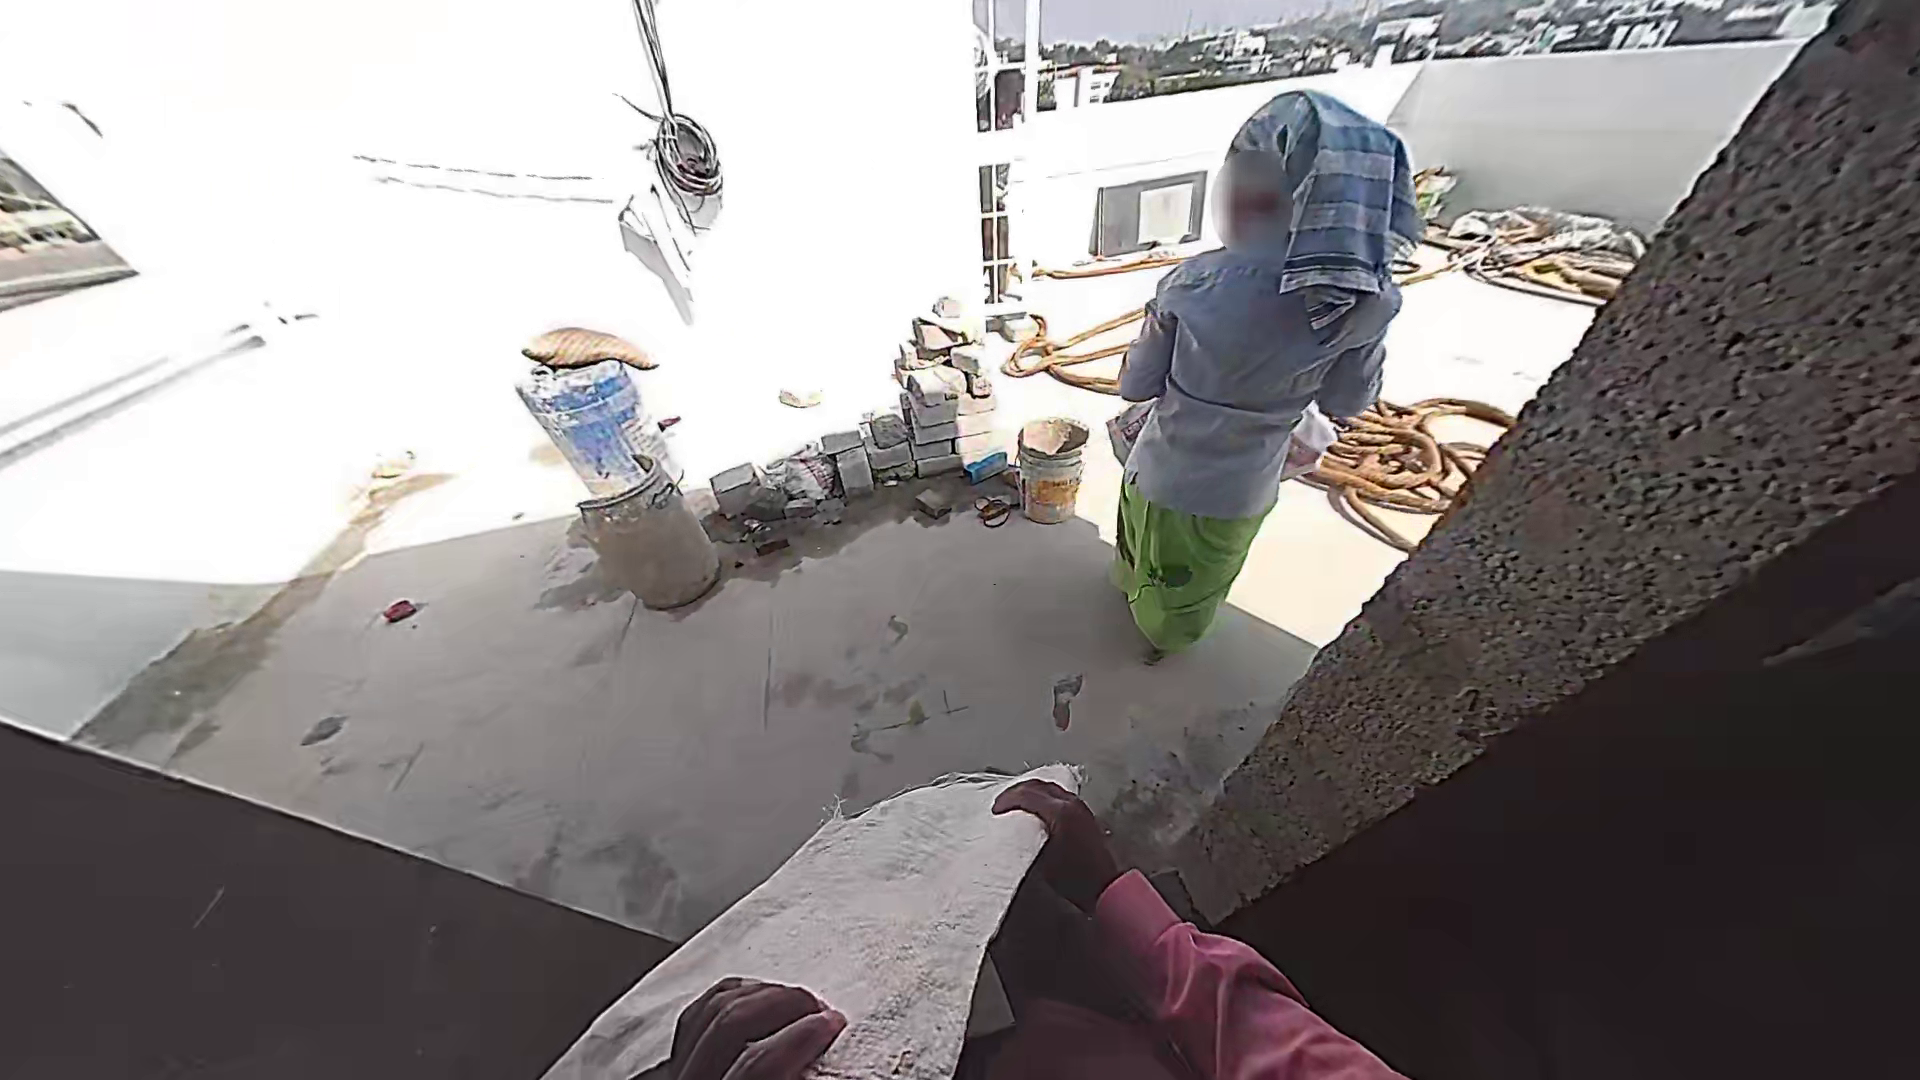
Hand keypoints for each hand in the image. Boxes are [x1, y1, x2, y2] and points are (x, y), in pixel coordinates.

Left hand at [670, 978, 847, 1079]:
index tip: (833, 1025)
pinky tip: (758, 997)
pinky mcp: (672, 1072)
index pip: (757, 1067)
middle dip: (786, 1004)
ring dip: (763, 994)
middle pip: (733, 1023)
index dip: (801, 1038)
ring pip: (714, 1009)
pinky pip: (696, 1015)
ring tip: (796, 1002)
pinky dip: (732, 995)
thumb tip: (846, 1072)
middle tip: (820, 1011)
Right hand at [992, 779, 1121, 912]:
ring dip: (1030, 791)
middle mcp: (1070, 803)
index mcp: (1059, 812)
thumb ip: (1028, 838)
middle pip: (1037, 785)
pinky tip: (1036, 807)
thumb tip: (1015, 829)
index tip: (996, 810)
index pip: (1027, 795)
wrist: (1106, 888)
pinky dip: (1042, 796)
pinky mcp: (1083, 812)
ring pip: (1048, 787)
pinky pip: (1058, 794)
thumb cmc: (1074, 879)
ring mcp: (1079, 806)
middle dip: (1016, 791)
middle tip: (1002, 803)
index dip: (1007, 800)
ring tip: (1016, 803)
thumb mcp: (1042, 860)